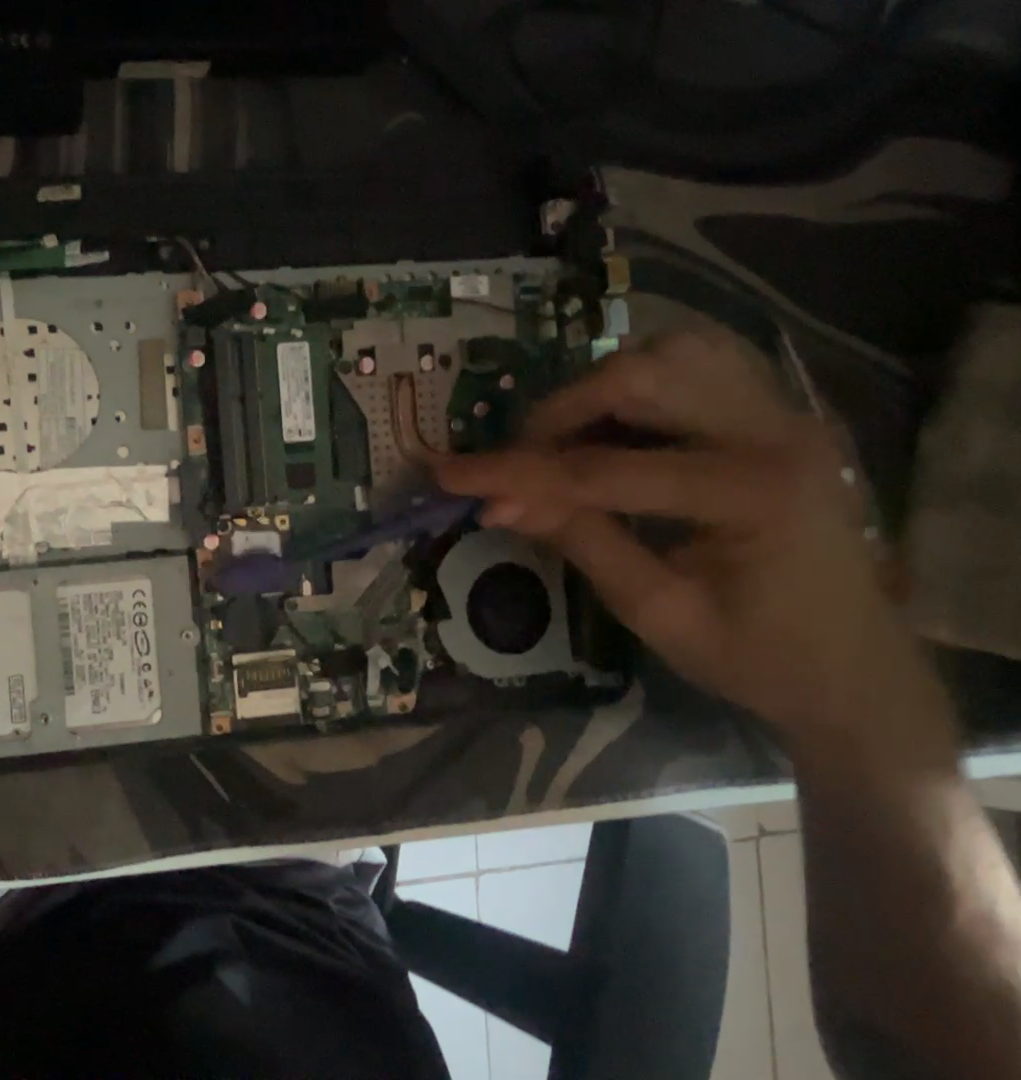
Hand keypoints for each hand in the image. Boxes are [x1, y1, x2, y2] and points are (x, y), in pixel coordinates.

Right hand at [436, 333, 947, 751]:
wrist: (855, 671)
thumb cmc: (756, 657)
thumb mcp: (654, 610)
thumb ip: (580, 541)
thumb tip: (498, 503)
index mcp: (752, 493)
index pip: (601, 469)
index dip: (513, 472)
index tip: (447, 475)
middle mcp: (776, 432)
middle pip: (641, 377)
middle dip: (556, 416)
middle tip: (514, 466)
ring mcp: (785, 415)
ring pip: (671, 354)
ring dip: (597, 390)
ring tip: (560, 444)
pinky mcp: (777, 417)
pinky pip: (699, 365)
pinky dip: (638, 384)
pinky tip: (609, 427)